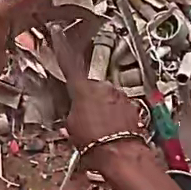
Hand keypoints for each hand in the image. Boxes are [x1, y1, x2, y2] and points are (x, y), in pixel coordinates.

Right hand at [45, 21, 148, 156]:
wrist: (121, 155)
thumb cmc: (95, 144)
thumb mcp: (70, 126)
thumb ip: (70, 110)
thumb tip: (71, 111)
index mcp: (83, 88)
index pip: (69, 63)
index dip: (62, 48)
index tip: (59, 34)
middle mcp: (103, 87)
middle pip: (90, 84)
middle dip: (86, 95)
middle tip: (81, 114)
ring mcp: (119, 95)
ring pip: (105, 95)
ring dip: (101, 106)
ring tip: (96, 127)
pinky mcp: (132, 106)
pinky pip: (118, 105)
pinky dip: (113, 113)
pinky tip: (109, 129)